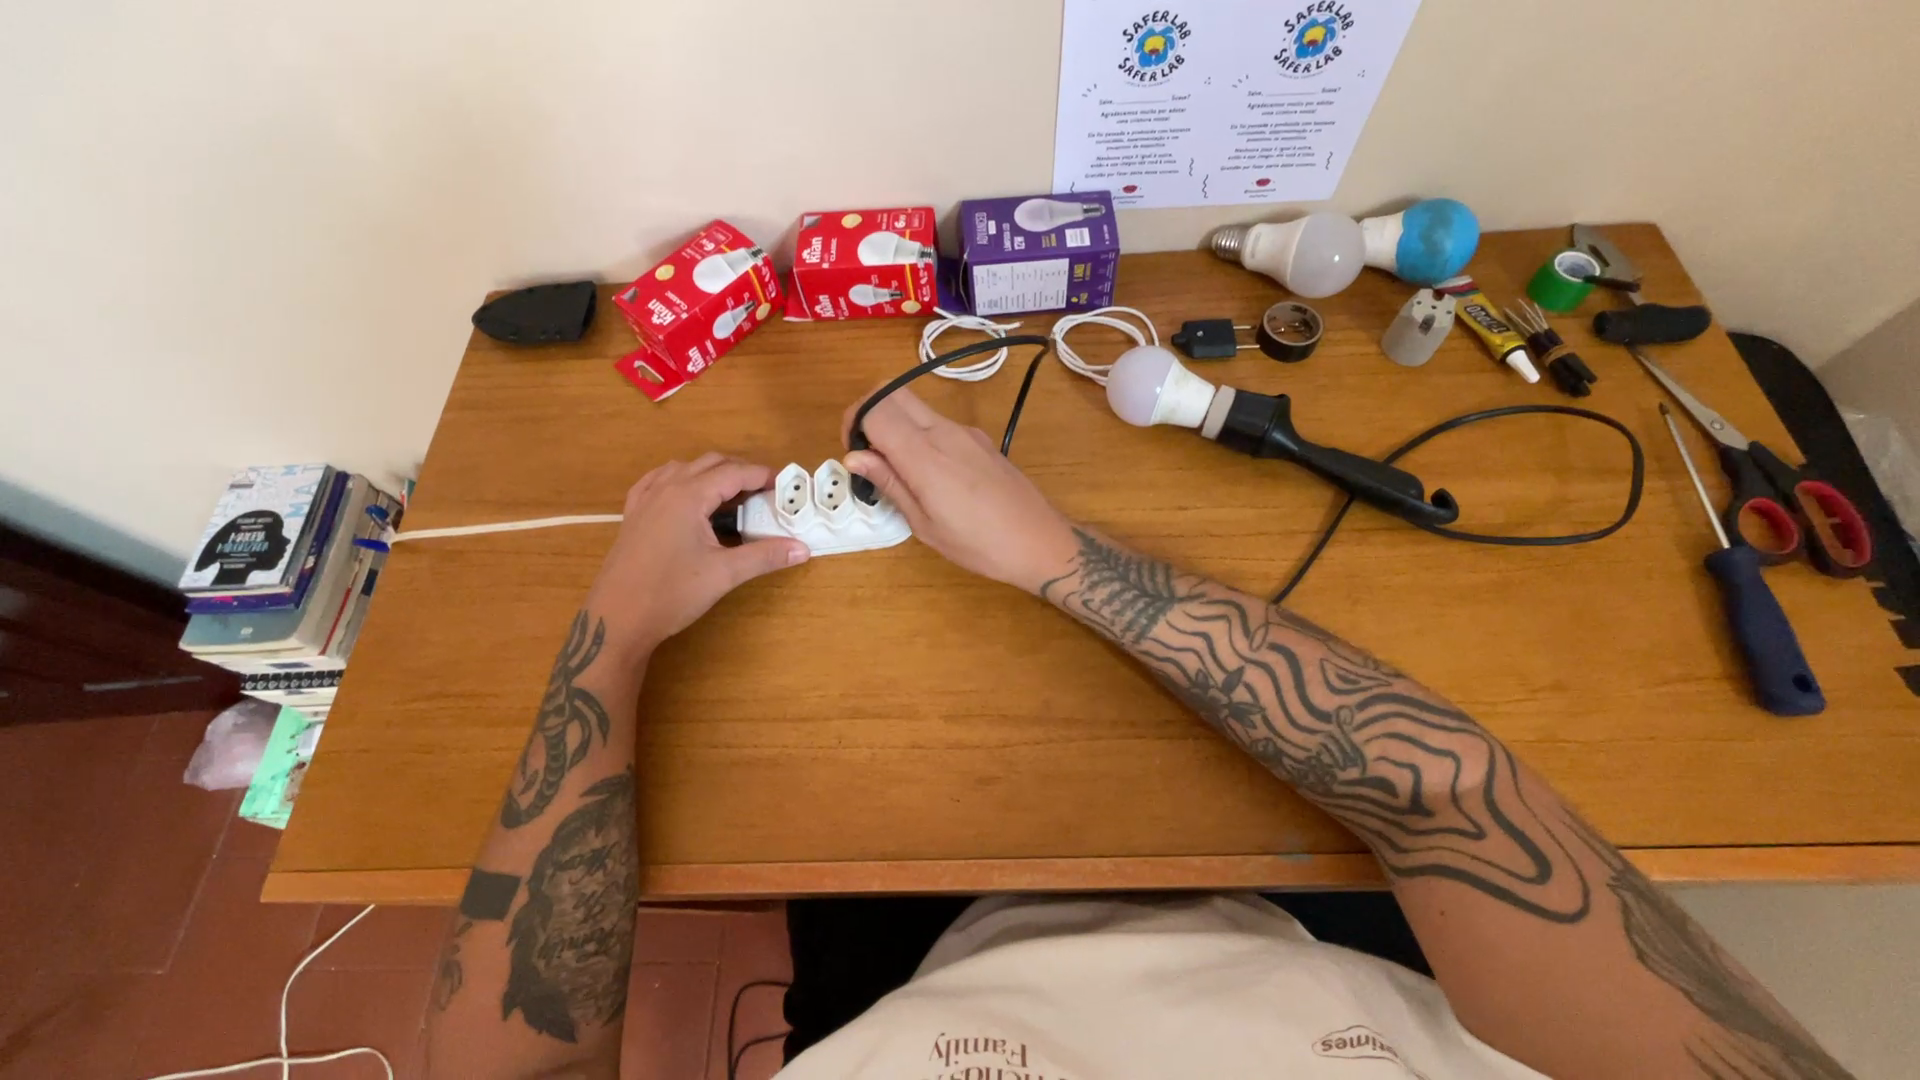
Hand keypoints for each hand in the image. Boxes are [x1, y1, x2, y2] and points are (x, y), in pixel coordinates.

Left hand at [585, 454, 809, 658]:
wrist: (617, 618)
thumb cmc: (672, 593)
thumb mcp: (724, 574)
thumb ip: (765, 556)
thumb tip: (803, 549)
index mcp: (688, 496)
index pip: (734, 473)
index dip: (762, 475)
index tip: (786, 484)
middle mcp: (665, 488)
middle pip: (710, 463)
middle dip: (740, 471)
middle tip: (765, 491)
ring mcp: (645, 500)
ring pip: (683, 468)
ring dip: (711, 473)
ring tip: (733, 494)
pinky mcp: (632, 515)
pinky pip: (658, 481)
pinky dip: (681, 479)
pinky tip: (688, 495)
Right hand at [842, 387, 1076, 592]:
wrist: (1040, 541)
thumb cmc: (980, 545)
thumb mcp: (925, 525)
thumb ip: (890, 484)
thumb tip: (854, 456)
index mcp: (925, 455)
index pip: (875, 408)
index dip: (853, 421)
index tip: (852, 453)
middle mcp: (944, 432)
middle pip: (893, 390)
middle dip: (868, 412)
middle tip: (866, 453)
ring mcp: (965, 432)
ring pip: (915, 404)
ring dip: (894, 423)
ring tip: (894, 469)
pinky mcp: (979, 439)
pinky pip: (937, 422)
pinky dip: (917, 433)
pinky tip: (925, 474)